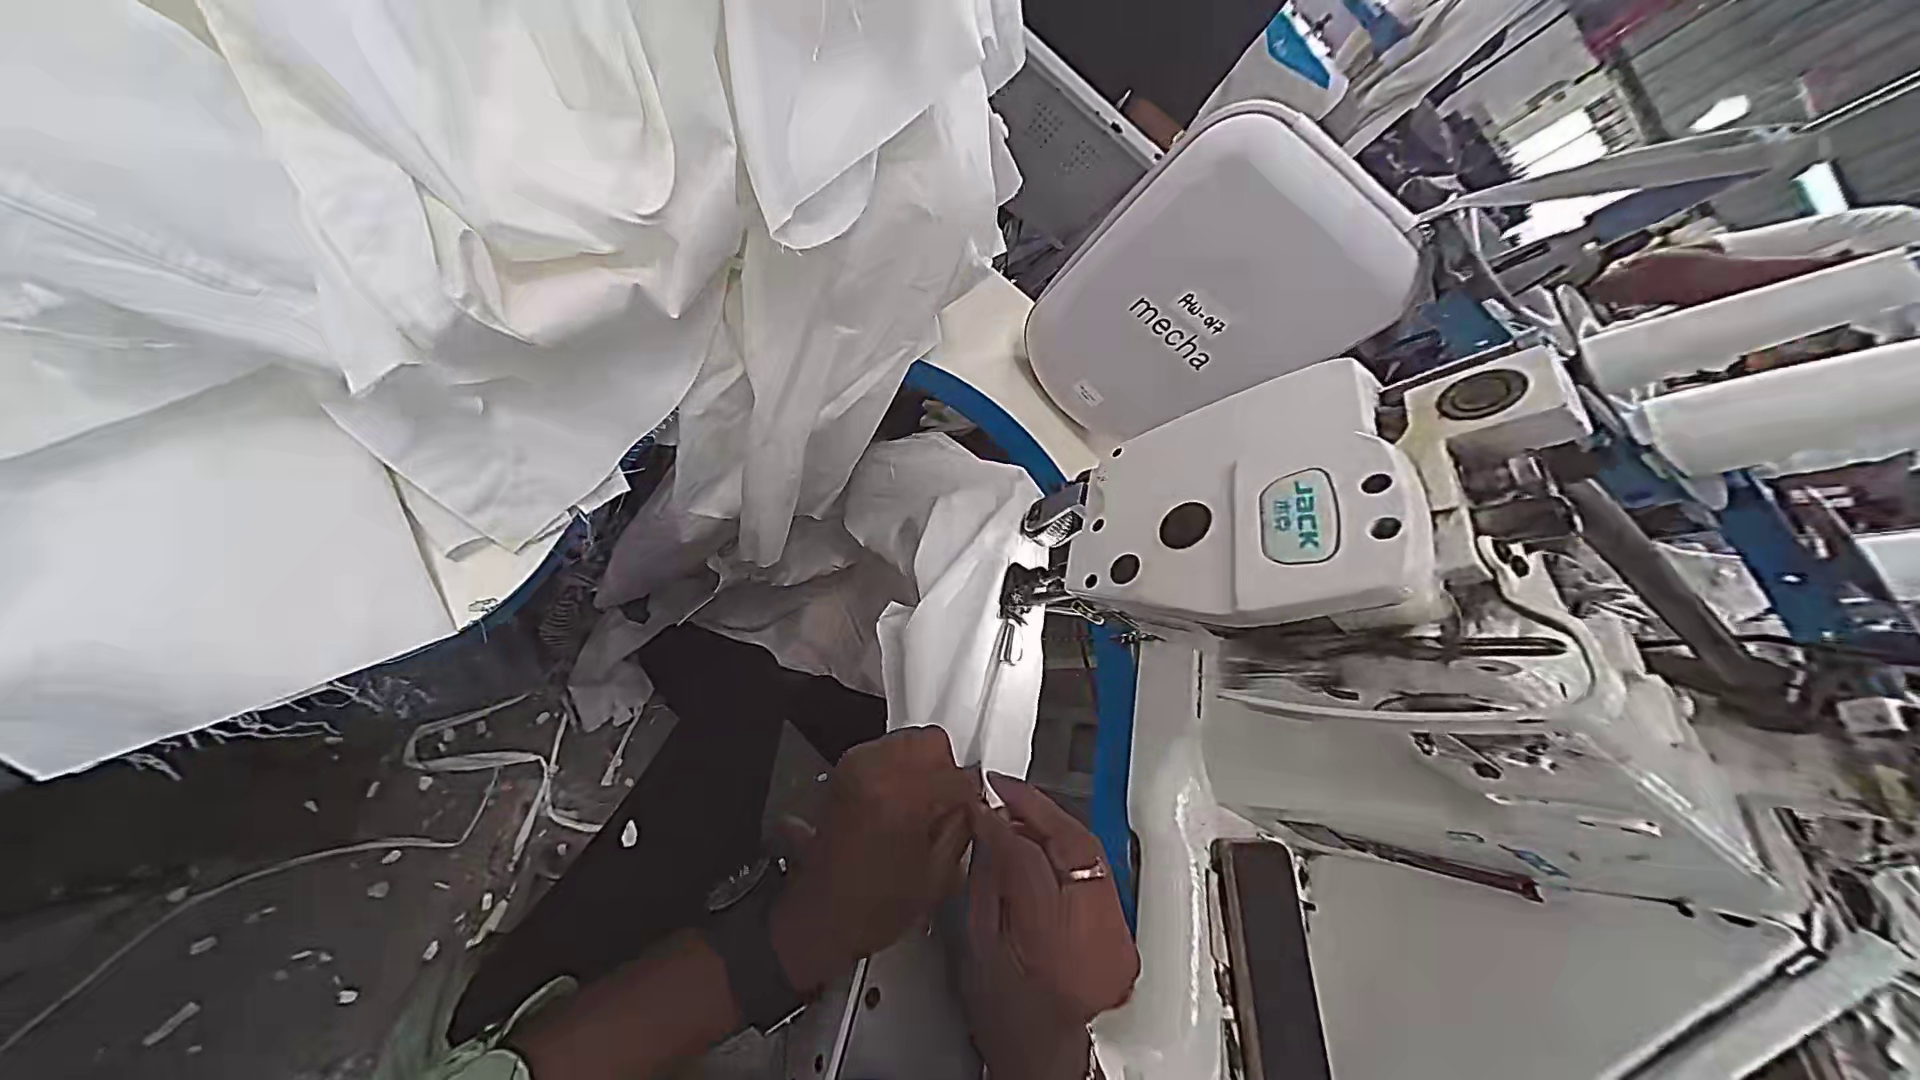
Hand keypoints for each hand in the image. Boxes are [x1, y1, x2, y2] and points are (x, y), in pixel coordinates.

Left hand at [769, 727, 975, 992]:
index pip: (958, 776)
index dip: (971, 796)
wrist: (819, 916)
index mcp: (902, 798)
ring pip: (909, 740)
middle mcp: (876, 772)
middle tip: (948, 801)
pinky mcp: (846, 769)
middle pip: (932, 743)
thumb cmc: (869, 908)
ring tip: (923, 801)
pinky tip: (903, 798)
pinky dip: (900, 765)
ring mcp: (857, 767)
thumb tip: (974, 803)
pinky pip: (886, 748)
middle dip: (946, 771)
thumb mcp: (936, 877)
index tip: (972, 808)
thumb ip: (962, 829)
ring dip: (923, 765)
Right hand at [963, 774, 1138, 1079]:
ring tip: (1019, 805)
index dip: (1000, 823)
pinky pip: (1097, 865)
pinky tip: (1044, 833)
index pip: (1027, 856)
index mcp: (1050, 943)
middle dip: (1035, 805)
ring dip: (1052, 818)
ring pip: (1089, 847)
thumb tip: (989, 827)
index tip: (981, 806)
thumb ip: (987, 877)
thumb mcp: (979, 943)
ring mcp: (1115, 932)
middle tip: (1004, 787)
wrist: (1043, 1055)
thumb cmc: (1006, 1015)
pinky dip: (1069, 841)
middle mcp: (1093, 934)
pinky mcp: (1122, 929)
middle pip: (1071, 842)